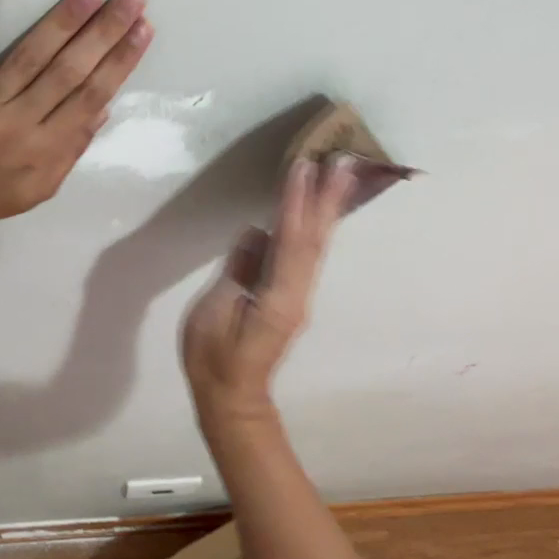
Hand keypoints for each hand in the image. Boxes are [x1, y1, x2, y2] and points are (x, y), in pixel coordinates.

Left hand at [0, 0, 151, 237]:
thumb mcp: (42, 187)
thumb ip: (72, 148)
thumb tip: (103, 107)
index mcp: (47, 147)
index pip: (92, 96)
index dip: (119, 61)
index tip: (143, 29)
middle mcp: (21, 121)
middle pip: (70, 70)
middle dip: (104, 32)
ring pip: (30, 57)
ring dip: (62, 21)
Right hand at [182, 155, 360, 431]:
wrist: (231, 397)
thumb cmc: (214, 358)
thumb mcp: (214, 312)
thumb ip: (237, 269)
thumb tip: (256, 232)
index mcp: (278, 296)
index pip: (289, 239)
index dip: (295, 201)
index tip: (303, 166)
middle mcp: (297, 293)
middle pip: (315, 238)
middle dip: (327, 197)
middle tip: (343, 161)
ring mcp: (297, 296)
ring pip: (316, 245)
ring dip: (327, 209)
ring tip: (340, 177)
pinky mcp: (289, 298)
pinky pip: (306, 255)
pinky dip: (313, 228)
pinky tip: (316, 212)